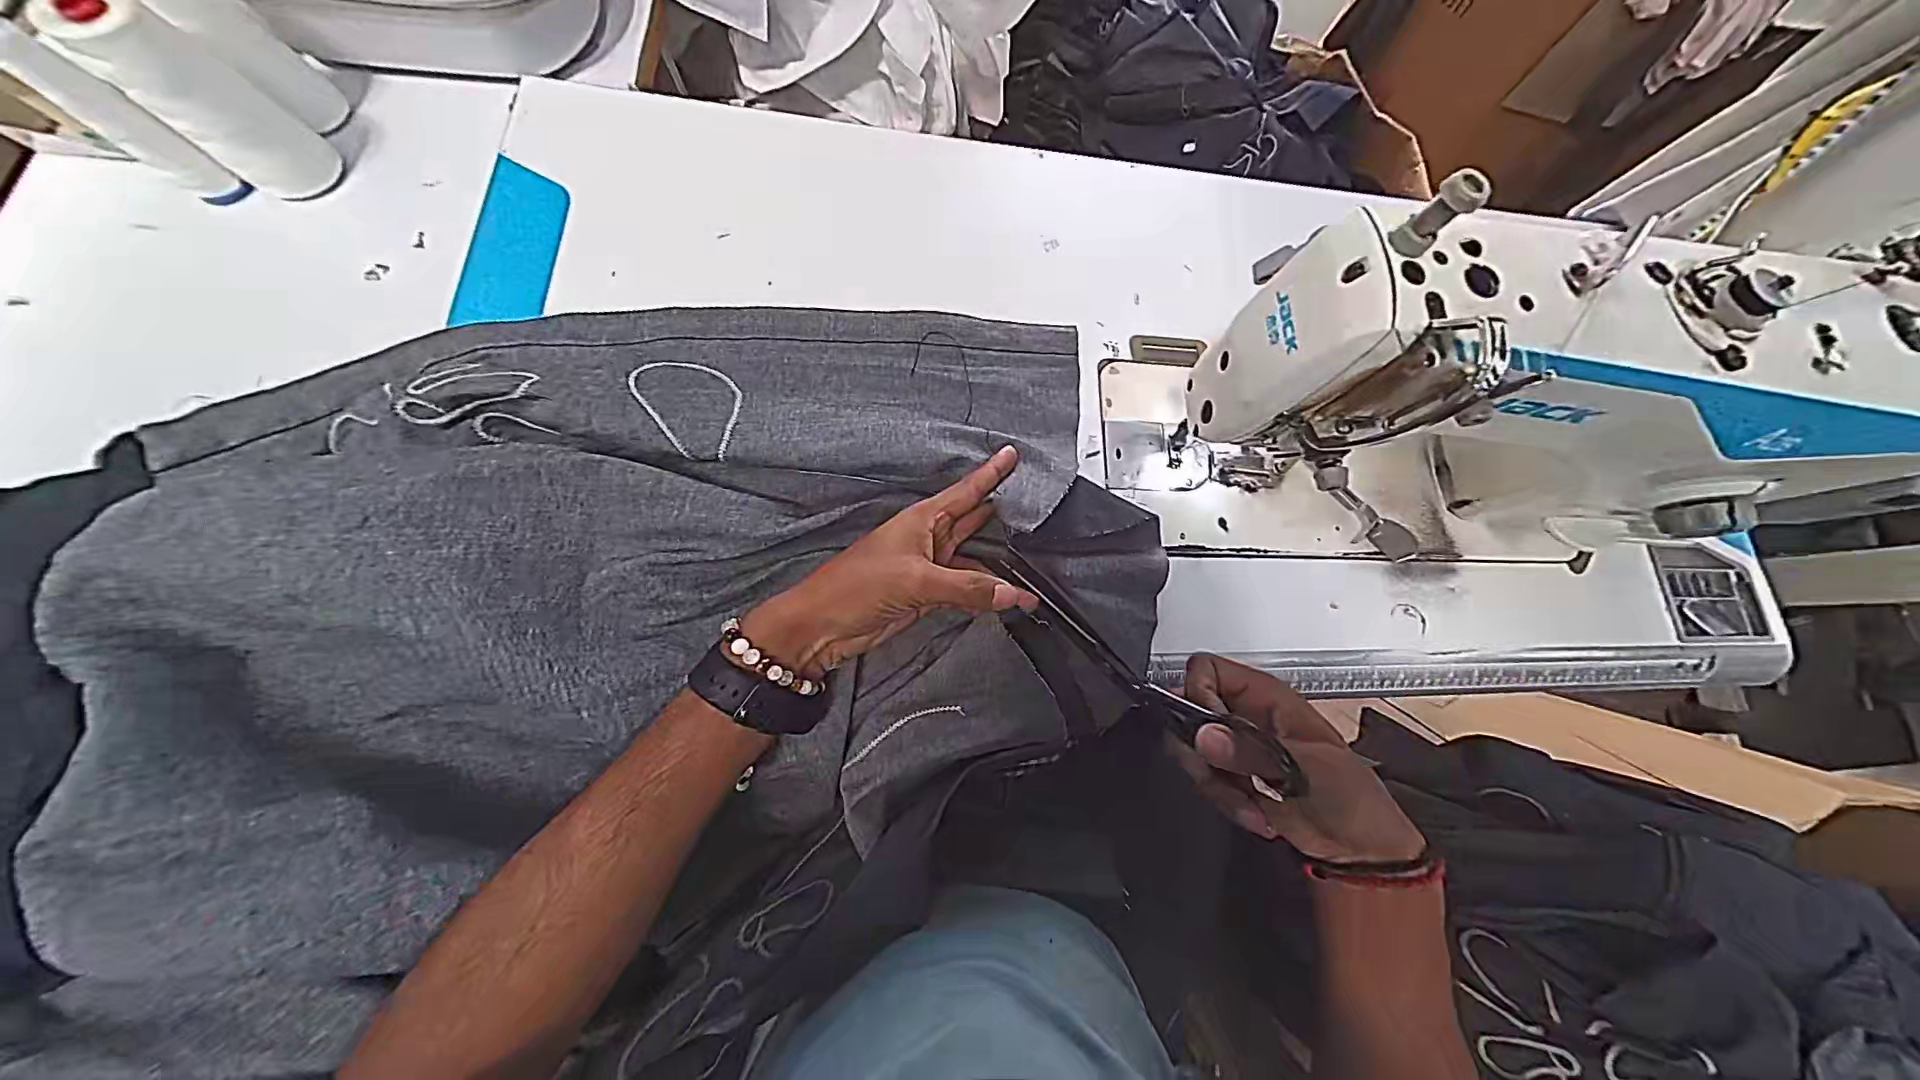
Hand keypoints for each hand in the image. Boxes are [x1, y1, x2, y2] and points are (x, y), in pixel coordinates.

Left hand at [739, 446, 1039, 677]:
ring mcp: (929, 567)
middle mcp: (928, 538)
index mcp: (922, 519)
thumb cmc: (854, 586)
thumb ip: (967, 587)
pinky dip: (986, 593)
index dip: (990, 472)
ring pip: (974, 559)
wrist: (823, 625)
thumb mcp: (915, 580)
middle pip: (974, 521)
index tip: (1011, 454)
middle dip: (1003, 516)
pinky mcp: (927, 594)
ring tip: (1033, 567)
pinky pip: (966, 588)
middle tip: (1037, 510)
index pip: (966, 489)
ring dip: (999, 565)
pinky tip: (1006, 596)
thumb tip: (1010, 593)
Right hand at [1170, 654, 1425, 864]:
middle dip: (1203, 751)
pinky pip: (1204, 779)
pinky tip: (1254, 812)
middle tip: (1226, 772)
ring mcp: (1237, 746)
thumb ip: (1251, 750)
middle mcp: (1246, 715)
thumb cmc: (1355, 800)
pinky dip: (1223, 800)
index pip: (1206, 670)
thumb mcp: (1306, 768)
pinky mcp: (1233, 776)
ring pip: (1192, 750)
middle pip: (1190, 713)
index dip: (1199, 694)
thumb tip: (1206, 734)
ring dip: (1215, 783)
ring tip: (1249, 800)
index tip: (1210, 729)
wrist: (1362, 851)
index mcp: (1266, 696)